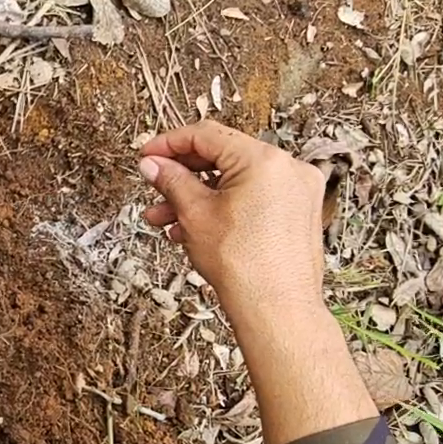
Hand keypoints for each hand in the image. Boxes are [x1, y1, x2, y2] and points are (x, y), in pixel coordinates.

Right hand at [138, 122, 374, 443]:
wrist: (276, 308)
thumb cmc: (242, 263)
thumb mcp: (193, 214)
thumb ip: (171, 180)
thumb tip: (152, 163)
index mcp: (263, 159)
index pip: (206, 135)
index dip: (168, 143)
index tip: (146, 155)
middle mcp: (287, 168)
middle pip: (221, 157)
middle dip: (180, 175)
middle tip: (152, 186)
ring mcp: (296, 191)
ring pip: (233, 181)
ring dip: (195, 196)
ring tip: (163, 219)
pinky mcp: (297, 212)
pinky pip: (251, 197)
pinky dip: (220, 206)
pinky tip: (192, 228)